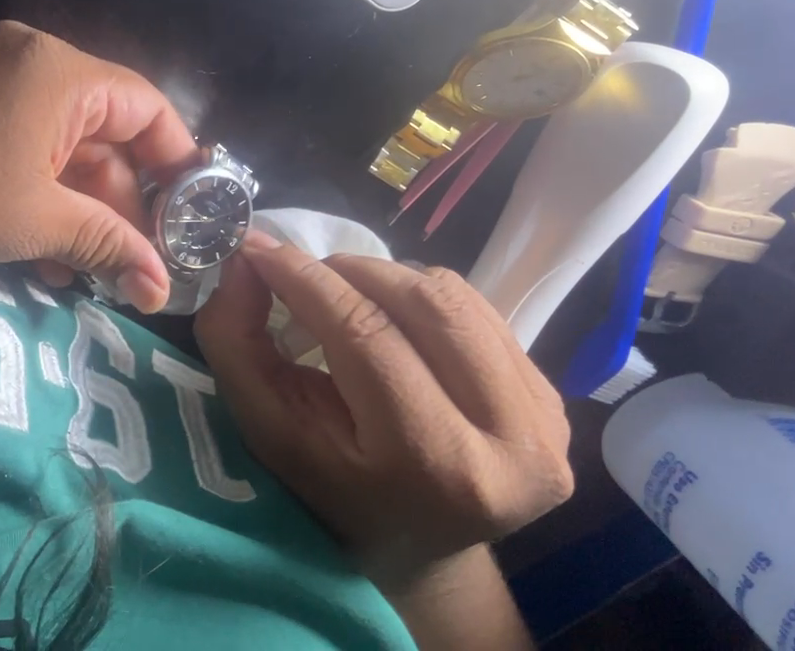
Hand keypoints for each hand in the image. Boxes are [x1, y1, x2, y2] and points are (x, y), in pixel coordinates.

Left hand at [0, 21, 198, 308]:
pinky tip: (44, 254)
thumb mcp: (28, 221)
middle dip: (119, 204)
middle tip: (131, 268)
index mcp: (57, 72)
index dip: (177, 165)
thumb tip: (164, 285)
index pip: (148, 109)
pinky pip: (23, 147)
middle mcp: (32, 63)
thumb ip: (106, 243)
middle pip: (105, 134)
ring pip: (62, 148)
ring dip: (77, 210)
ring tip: (82, 274)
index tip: (191, 223)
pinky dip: (38, 194)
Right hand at [193, 239, 573, 592]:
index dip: (304, 278)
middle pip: (424, 305)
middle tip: (298, 272)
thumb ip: (237, 339)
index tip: (256, 248)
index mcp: (432, 463)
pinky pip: (479, 312)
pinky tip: (389, 320)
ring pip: (456, 299)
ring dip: (384, 277)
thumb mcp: (262, 424)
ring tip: (341, 296)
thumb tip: (245, 260)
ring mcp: (547, 423)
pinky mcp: (557, 404)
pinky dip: (419, 297)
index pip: (364, 334)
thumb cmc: (323, 488)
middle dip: (346, 270)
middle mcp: (511, 444)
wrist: (411, 545)